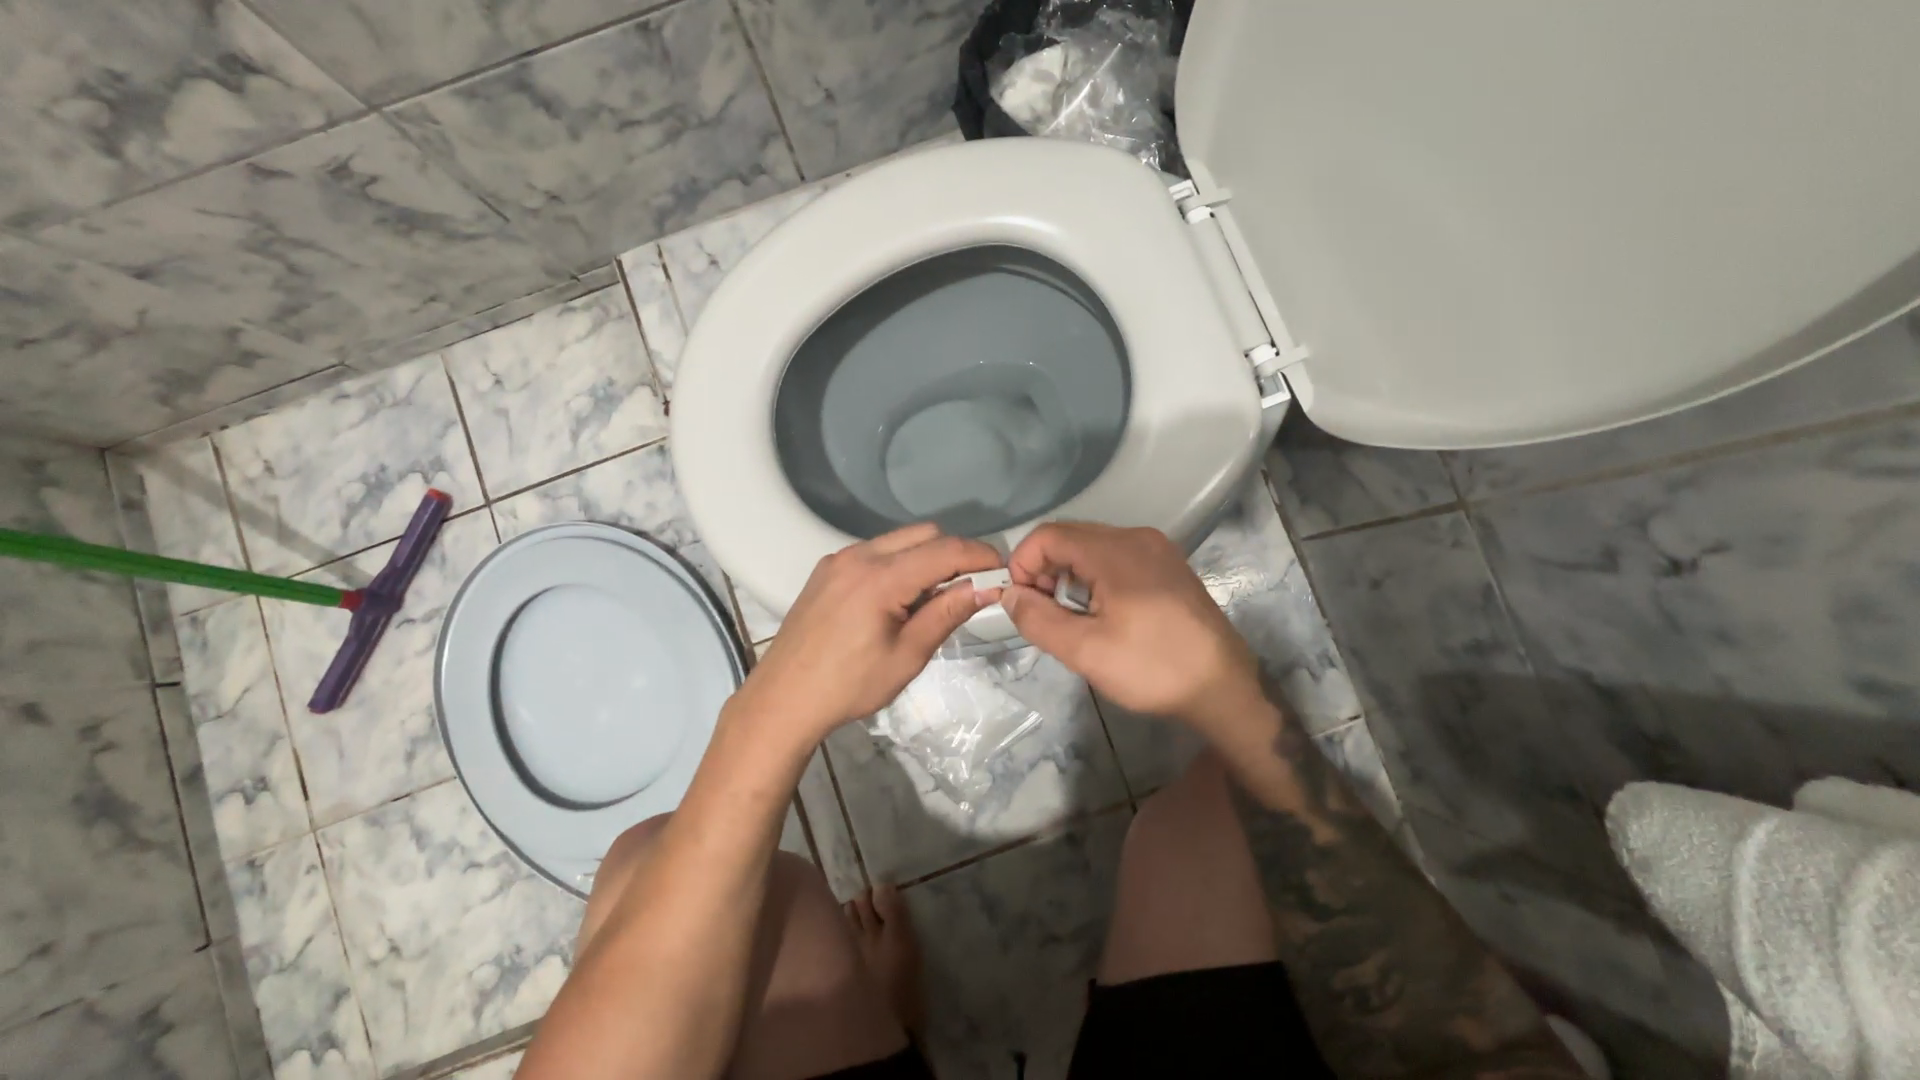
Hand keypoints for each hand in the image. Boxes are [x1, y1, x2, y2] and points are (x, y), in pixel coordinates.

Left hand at [733, 524, 1003, 748]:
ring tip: (936, 597)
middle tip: (973, 587)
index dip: (980, 556)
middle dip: (954, 554)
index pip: (945, 550)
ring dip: (926, 558)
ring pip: (898, 541)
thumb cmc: (849, 686)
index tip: (1004, 570)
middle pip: (924, 534)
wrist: (783, 699)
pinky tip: (900, 600)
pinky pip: (874, 553)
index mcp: (880, 578)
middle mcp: (858, 556)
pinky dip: (898, 564)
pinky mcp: (826, 570)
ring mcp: (838, 560)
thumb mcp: (907, 655)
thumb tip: (986, 588)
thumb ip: (946, 614)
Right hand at [999, 523, 1264, 739]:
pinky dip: (1096, 579)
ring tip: (1072, 619)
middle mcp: (1137, 538)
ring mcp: (1158, 551)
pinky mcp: (1169, 568)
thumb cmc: (1152, 667)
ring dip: (1070, 577)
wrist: (1224, 687)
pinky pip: (1118, 559)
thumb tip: (1010, 596)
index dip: (1023, 563)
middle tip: (1043, 614)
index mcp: (1116, 550)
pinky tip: (1102, 615)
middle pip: (1072, 537)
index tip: (1021, 602)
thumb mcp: (1085, 651)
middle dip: (1045, 571)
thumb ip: (1038, 619)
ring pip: (1094, 548)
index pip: (1049, 535)